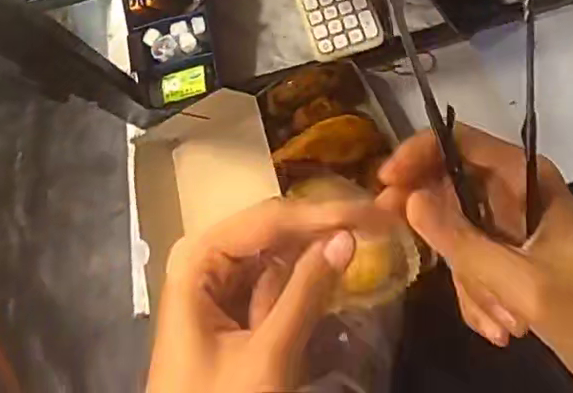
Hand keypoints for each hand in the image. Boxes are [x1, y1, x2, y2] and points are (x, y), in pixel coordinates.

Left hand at [146, 196, 392, 392]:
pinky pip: (271, 280)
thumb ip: (306, 294)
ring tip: (365, 232)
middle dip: (322, 225)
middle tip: (375, 220)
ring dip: (317, 246)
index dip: (323, 212)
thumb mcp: (266, 360)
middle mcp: (203, 256)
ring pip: (275, 252)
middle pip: (272, 228)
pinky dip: (303, 276)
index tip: (372, 212)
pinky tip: (335, 265)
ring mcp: (215, 282)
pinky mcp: (229, 309)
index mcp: (197, 257)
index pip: (269, 219)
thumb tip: (347, 237)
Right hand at [377, 125, 572, 392]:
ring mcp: (514, 230)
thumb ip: (463, 243)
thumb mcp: (526, 285)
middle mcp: (516, 194)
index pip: (458, 142)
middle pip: (450, 188)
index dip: (417, 153)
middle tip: (410, 252)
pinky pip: (473, 267)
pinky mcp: (515, 264)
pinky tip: (504, 331)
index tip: (384, 184)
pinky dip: (479, 298)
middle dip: (441, 233)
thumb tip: (407, 199)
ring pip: (458, 234)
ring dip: (469, 280)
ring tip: (501, 319)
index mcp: (526, 178)